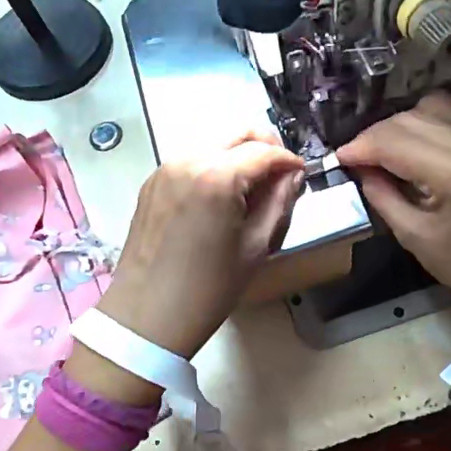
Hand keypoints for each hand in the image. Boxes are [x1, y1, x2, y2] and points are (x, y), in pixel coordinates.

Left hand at [90, 131, 304, 359]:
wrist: (148, 315)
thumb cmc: (209, 288)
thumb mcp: (256, 247)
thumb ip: (279, 203)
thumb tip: (292, 177)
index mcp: (217, 176)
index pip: (264, 152)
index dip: (289, 160)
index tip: (302, 175)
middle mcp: (188, 161)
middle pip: (236, 135)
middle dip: (264, 148)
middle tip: (281, 175)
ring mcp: (165, 169)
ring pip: (213, 145)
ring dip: (238, 157)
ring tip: (253, 190)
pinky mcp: (152, 183)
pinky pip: (191, 161)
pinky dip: (213, 168)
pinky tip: (222, 198)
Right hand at [337, 93, 450, 339]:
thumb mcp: (416, 239)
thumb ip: (384, 198)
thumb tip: (360, 170)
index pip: (394, 141)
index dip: (360, 146)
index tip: (339, 159)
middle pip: (410, 118)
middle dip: (376, 135)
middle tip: (357, 159)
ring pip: (432, 106)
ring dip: (402, 124)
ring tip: (387, 150)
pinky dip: (431, 119)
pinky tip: (419, 141)